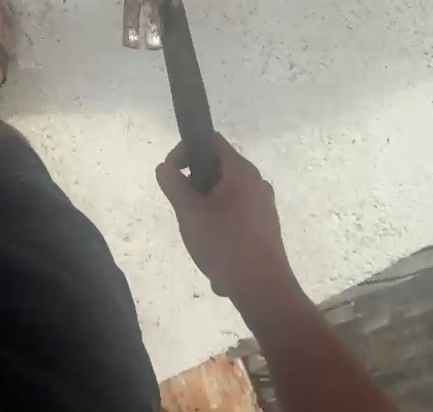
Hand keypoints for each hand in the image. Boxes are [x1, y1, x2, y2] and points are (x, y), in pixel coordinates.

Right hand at [156, 133, 294, 301]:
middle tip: (182, 205)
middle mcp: (256, 182)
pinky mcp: (266, 228)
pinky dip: (220, 222)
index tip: (173, 173)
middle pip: (217, 167)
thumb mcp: (189, 211)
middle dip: (194, 182)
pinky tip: (213, 249)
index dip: (186, 149)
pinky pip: (236, 213)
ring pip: (225, 193)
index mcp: (241, 171)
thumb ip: (172, 183)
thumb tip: (165, 167)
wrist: (265, 293)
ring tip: (197, 231)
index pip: (210, 140)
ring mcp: (264, 206)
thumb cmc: (225, 245)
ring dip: (205, 205)